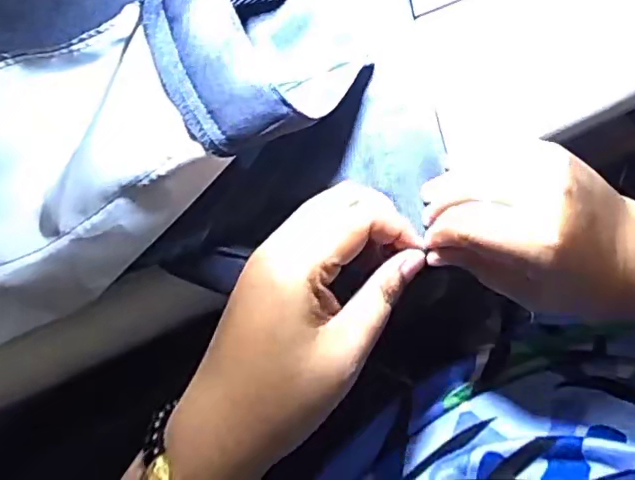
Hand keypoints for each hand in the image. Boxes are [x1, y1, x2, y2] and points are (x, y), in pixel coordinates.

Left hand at [166, 184, 426, 478]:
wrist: (214, 436)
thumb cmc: (283, 400)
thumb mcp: (345, 351)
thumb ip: (383, 293)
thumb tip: (415, 257)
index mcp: (296, 261)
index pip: (361, 214)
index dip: (398, 227)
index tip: (420, 255)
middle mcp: (279, 243)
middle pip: (343, 197)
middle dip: (382, 215)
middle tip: (403, 253)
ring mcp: (268, 251)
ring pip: (328, 206)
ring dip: (362, 221)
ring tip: (384, 259)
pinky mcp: (265, 264)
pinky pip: (312, 225)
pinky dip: (341, 232)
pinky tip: (356, 264)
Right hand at [421, 141, 634, 321]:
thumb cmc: (586, 286)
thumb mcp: (529, 292)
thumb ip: (479, 264)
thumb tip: (436, 250)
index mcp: (539, 238)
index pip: (468, 222)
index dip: (440, 230)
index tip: (429, 240)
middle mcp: (544, 194)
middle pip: (473, 185)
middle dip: (443, 200)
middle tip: (428, 215)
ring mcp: (552, 166)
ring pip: (486, 160)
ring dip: (457, 174)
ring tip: (439, 190)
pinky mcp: (557, 151)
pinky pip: (507, 147)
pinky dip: (482, 157)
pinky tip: (467, 167)